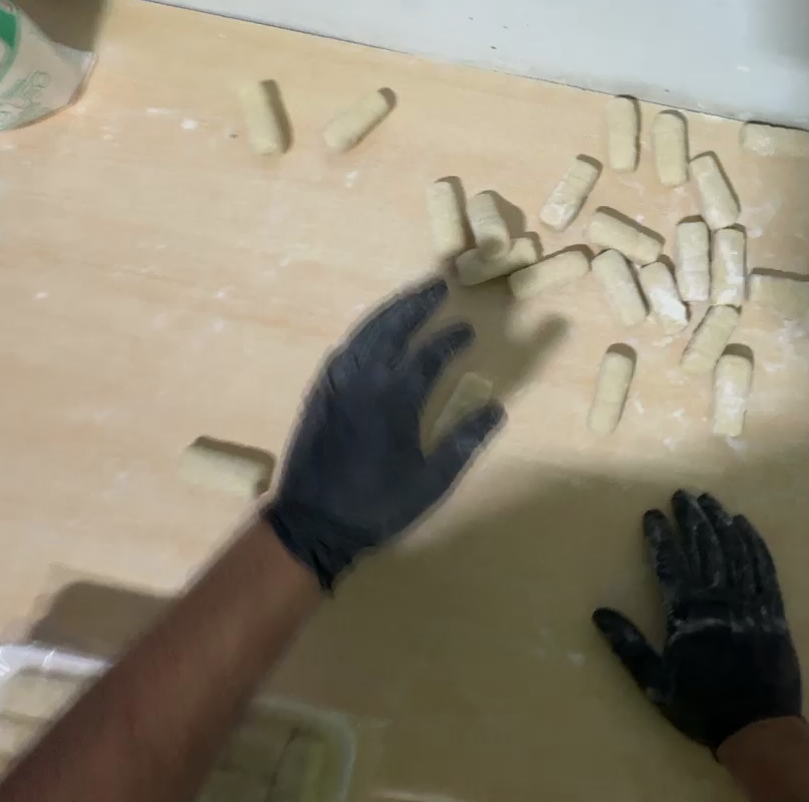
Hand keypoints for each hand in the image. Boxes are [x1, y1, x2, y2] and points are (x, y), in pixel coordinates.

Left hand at [264, 278, 502, 590]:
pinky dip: (365, 331)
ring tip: (411, 297)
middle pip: (394, 326)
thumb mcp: (431, 482)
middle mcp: (366, 378)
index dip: (451, 339)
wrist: (312, 522)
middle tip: (438, 286)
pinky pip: (346, 347)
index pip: (431, 354)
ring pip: (366, 331)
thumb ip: (464, 443)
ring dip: (391, 310)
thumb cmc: (377, 504)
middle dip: (418, 304)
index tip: (467, 330)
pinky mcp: (321, 389)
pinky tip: (374, 330)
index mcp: (396, 398)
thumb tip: (496, 410)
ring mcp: (338, 380)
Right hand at [592, 491, 801, 751]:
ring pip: (733, 550)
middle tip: (682, 494)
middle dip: (691, 518)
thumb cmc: (701, 705)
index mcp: (688, 614)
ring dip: (720, 521)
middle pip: (703, 547)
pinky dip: (753, 543)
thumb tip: (599, 612)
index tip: (652, 513)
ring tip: (709, 499)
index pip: (669, 562)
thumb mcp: (655, 683)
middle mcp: (718, 599)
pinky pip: (763, 568)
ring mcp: (749, 601)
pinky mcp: (773, 609)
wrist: (760, 730)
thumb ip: (628, 645)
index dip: (660, 535)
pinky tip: (745, 525)